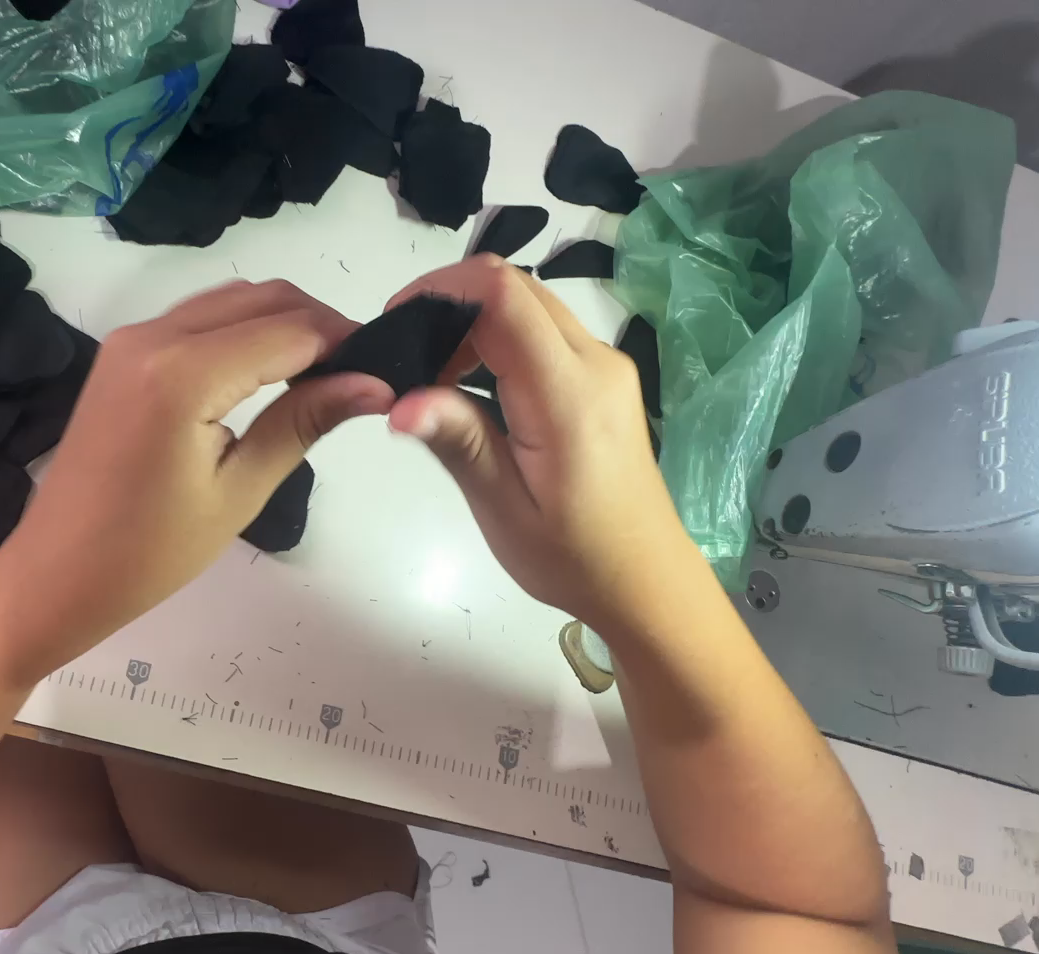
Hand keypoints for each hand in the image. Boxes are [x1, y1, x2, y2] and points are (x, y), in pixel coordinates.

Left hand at [0, 280, 394, 681]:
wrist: (57, 573)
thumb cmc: (150, 553)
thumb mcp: (238, 491)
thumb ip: (302, 423)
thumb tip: (374, 384)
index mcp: (182, 374)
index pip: (289, 330)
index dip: (345, 343)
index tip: (384, 370)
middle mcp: (153, 335)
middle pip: (262, 298)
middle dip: (319, 325)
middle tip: (358, 374)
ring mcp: (130, 339)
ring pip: (230, 301)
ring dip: (282, 324)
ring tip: (321, 376)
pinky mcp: (122, 354)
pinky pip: (197, 320)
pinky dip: (242, 332)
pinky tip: (268, 373)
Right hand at [386, 256, 697, 629]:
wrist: (643, 579)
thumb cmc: (572, 556)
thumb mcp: (504, 509)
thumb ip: (459, 441)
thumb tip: (398, 402)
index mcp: (568, 394)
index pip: (504, 297)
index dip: (441, 290)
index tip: (395, 323)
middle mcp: (595, 362)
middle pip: (516, 289)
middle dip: (450, 305)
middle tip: (406, 359)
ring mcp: (604, 367)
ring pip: (529, 308)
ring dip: (472, 325)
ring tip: (432, 380)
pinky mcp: (601, 380)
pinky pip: (542, 335)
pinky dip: (496, 343)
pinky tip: (471, 390)